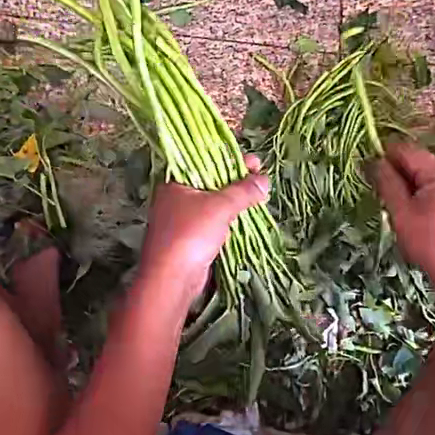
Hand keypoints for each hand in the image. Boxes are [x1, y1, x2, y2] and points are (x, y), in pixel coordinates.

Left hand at [139, 154, 269, 298]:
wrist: (171, 278)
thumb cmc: (190, 234)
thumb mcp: (220, 207)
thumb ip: (243, 191)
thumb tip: (263, 181)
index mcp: (175, 181)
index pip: (204, 158)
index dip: (229, 155)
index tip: (253, 159)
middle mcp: (176, 196)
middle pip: (210, 179)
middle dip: (236, 177)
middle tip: (259, 174)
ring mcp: (182, 217)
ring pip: (212, 200)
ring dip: (234, 197)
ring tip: (258, 192)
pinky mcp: (190, 236)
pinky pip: (213, 219)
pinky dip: (228, 215)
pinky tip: (245, 214)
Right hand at [373, 142, 434, 288]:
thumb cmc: (429, 242)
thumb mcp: (401, 212)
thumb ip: (387, 183)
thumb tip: (373, 161)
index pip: (408, 152)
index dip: (384, 155)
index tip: (364, 165)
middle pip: (417, 163)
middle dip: (394, 171)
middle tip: (372, 184)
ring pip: (424, 178)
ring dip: (404, 184)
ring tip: (387, 199)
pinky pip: (432, 190)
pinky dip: (416, 194)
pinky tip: (405, 210)